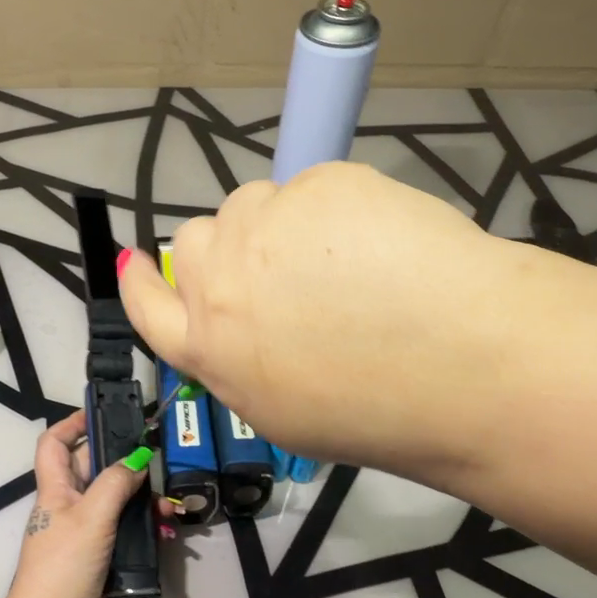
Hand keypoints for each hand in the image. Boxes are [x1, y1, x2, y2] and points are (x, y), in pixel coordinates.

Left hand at [2, 411, 157, 597]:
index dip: (72, 424)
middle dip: (125, 463)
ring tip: (168, 504)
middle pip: (94, 469)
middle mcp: (68, 505)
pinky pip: (123, 530)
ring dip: (141, 498)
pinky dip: (144, 526)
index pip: (54, 443)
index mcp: (55, 489)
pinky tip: (165, 528)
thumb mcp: (91, 517)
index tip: (102, 414)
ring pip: (115, 501)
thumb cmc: (64, 564)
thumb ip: (114, 484)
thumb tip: (136, 459)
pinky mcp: (99, 554)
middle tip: (157, 458)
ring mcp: (84, 531)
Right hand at [117, 161, 533, 477]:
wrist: (459, 365)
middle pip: (196, 242)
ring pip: (255, 205)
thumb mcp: (280, 413)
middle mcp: (219, 282)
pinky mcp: (319, 184)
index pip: (148, 304)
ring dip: (281, 225)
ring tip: (345, 264)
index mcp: (207, 348)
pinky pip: (314, 187)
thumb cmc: (374, 413)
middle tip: (283, 275)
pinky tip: (383, 244)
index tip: (137, 264)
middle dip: (228, 250)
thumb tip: (243, 325)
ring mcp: (266, 226)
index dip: (140, 282)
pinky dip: (339, 209)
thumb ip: (239, 362)